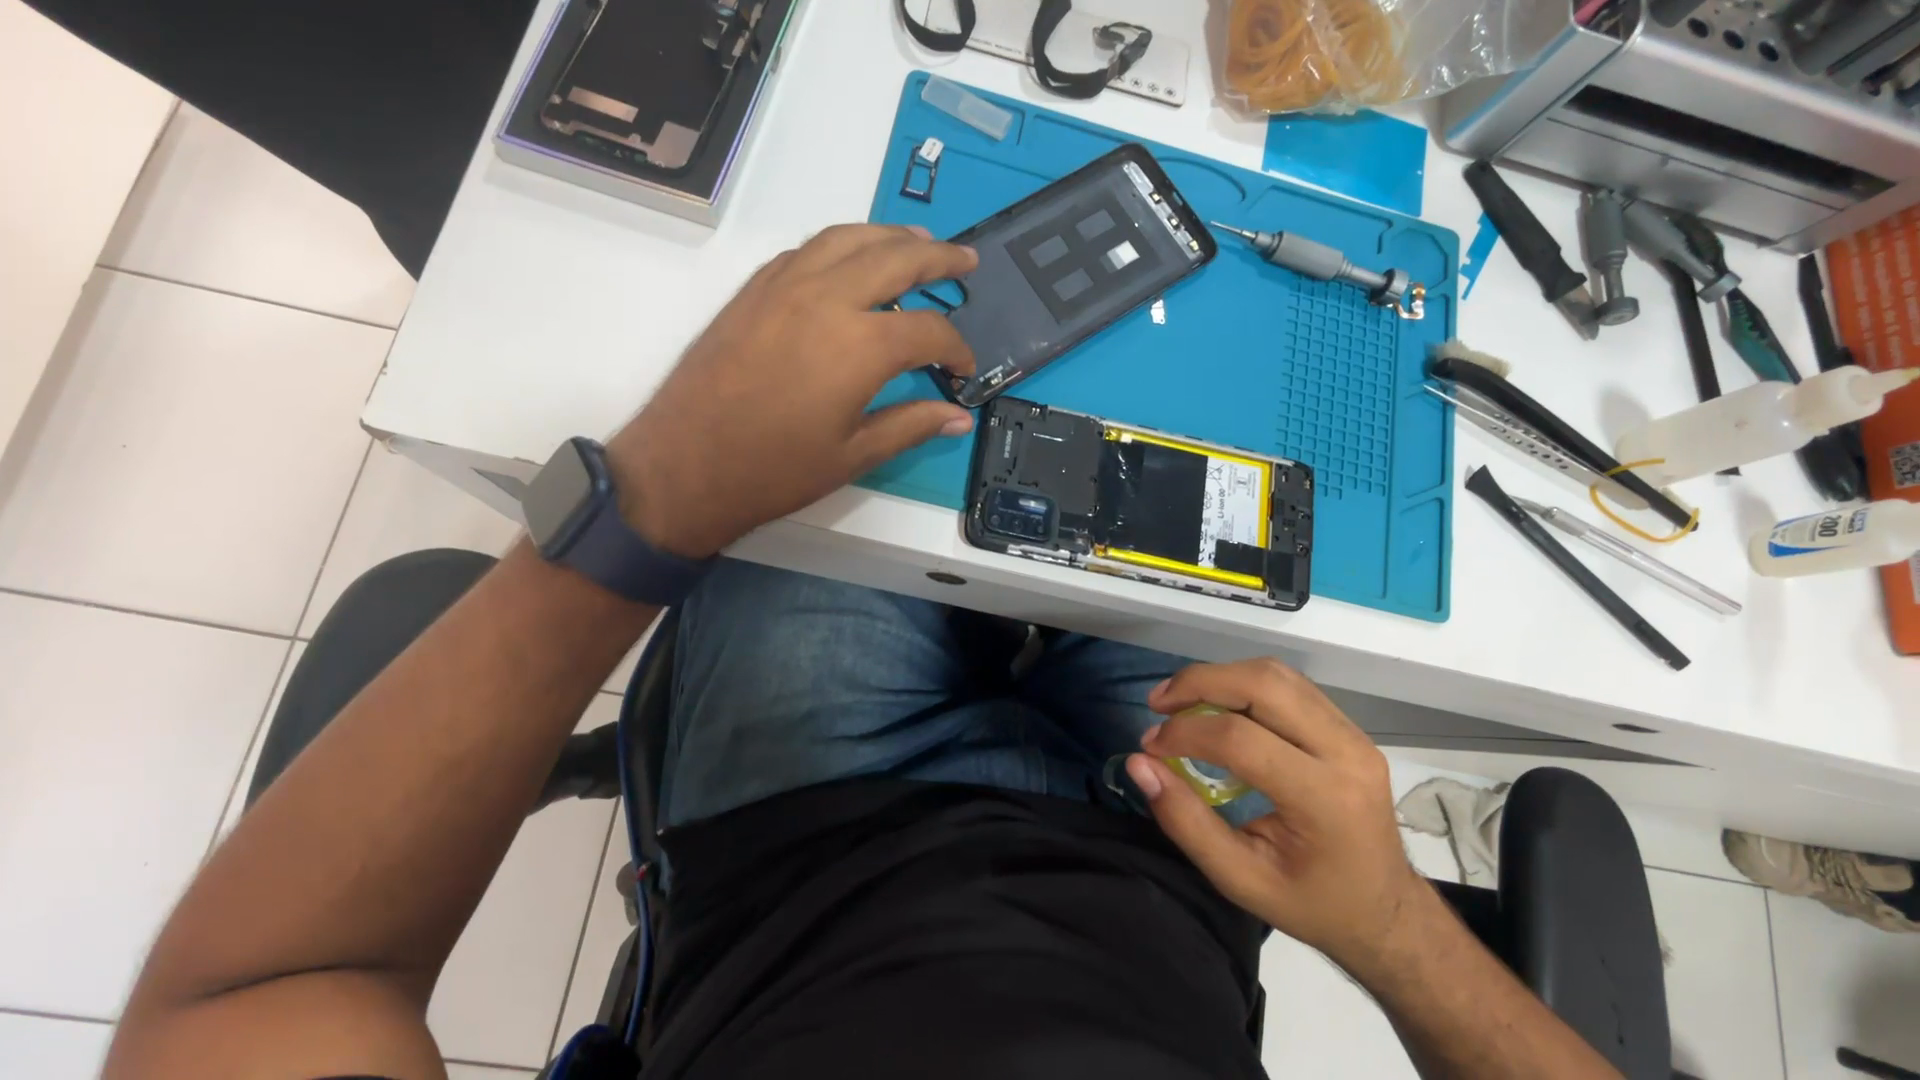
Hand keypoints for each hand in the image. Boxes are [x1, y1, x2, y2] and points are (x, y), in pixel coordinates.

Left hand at [607, 224, 978, 556]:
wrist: (684, 466)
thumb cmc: (773, 471)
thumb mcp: (853, 455)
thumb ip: (911, 426)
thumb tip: (958, 417)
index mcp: (860, 344)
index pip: (928, 330)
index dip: (956, 349)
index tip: (963, 368)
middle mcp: (826, 298)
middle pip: (896, 258)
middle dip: (939, 258)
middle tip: (966, 262)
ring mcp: (785, 286)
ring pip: (847, 238)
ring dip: (889, 236)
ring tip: (917, 242)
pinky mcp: (753, 290)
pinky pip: (806, 251)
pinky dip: (839, 248)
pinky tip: (850, 262)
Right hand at [1125, 658, 1429, 968]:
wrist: (1384, 912)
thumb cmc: (1311, 904)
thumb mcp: (1239, 880)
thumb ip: (1186, 821)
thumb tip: (1139, 764)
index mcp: (1324, 799)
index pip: (1241, 739)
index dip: (1184, 733)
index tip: (1149, 747)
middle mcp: (1345, 753)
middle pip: (1264, 685)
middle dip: (1200, 683)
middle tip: (1158, 704)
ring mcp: (1354, 735)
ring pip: (1277, 675)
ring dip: (1221, 678)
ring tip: (1180, 701)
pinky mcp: (1350, 729)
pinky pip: (1291, 687)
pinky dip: (1244, 686)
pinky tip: (1216, 706)